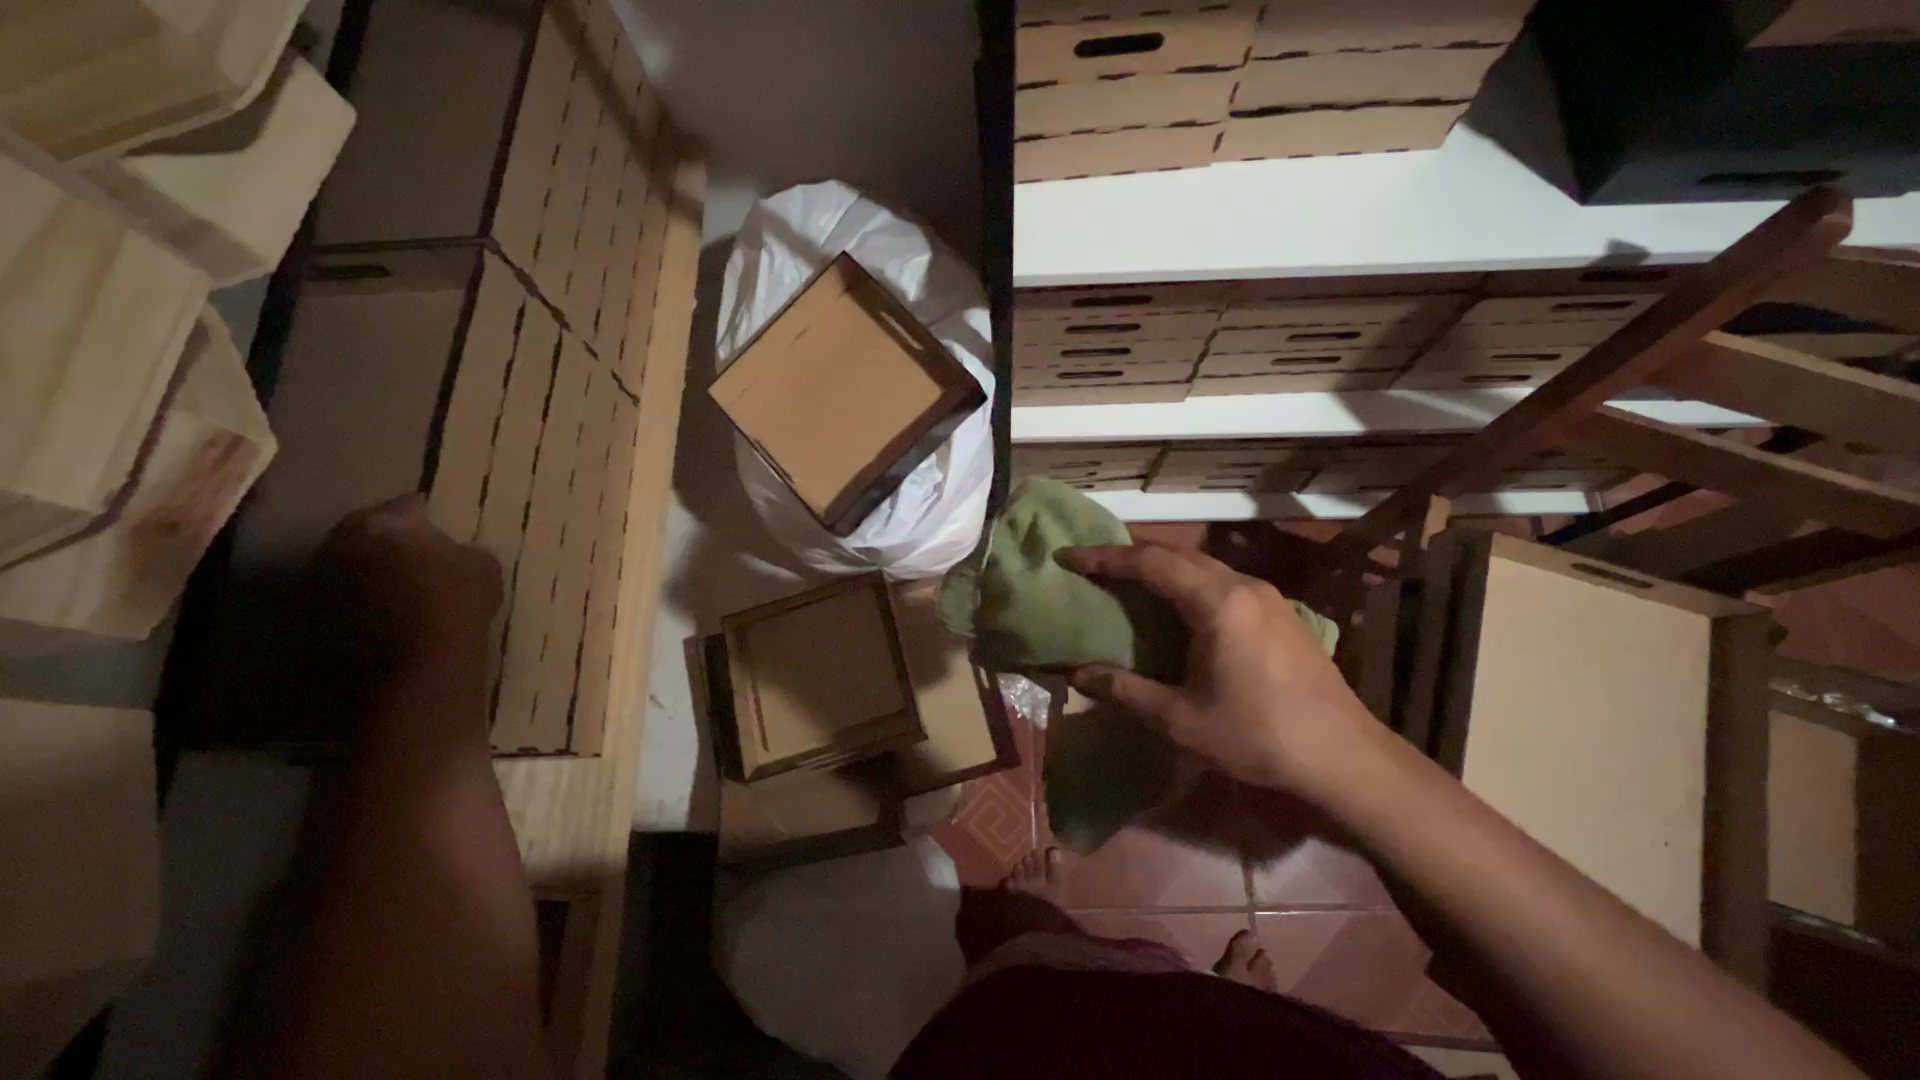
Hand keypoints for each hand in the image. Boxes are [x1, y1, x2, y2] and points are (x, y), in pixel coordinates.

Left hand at [316, 495, 502, 672]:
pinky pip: (347, 595)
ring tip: (404, 585)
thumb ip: (468, 551)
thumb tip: (462, 553)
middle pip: (369, 530)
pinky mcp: (318, 617)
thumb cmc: (456, 602)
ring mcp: (324, 581)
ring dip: (374, 569)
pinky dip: (365, 598)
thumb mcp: (484, 567)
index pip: (408, 505)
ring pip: (353, 563)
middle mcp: (342, 543)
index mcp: (382, 521)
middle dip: (392, 539)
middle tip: (421, 553)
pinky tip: (393, 612)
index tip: (444, 524)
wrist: (419, 665)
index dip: (430, 514)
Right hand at [1063, 544, 1381, 801]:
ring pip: (1205, 567)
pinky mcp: (1282, 615)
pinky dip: (1191, 585)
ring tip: (1129, 585)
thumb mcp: (1180, 720)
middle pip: (1179, 555)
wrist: (1342, 756)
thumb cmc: (1257, 736)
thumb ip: (1124, 690)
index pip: (1151, 563)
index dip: (1105, 558)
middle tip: (1093, 568)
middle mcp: (1244, 586)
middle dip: (1132, 556)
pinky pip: (1225, 584)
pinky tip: (1179, 611)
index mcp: (1217, 603)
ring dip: (1164, 569)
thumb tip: (1075, 675)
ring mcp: (1270, 598)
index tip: (1069, 558)